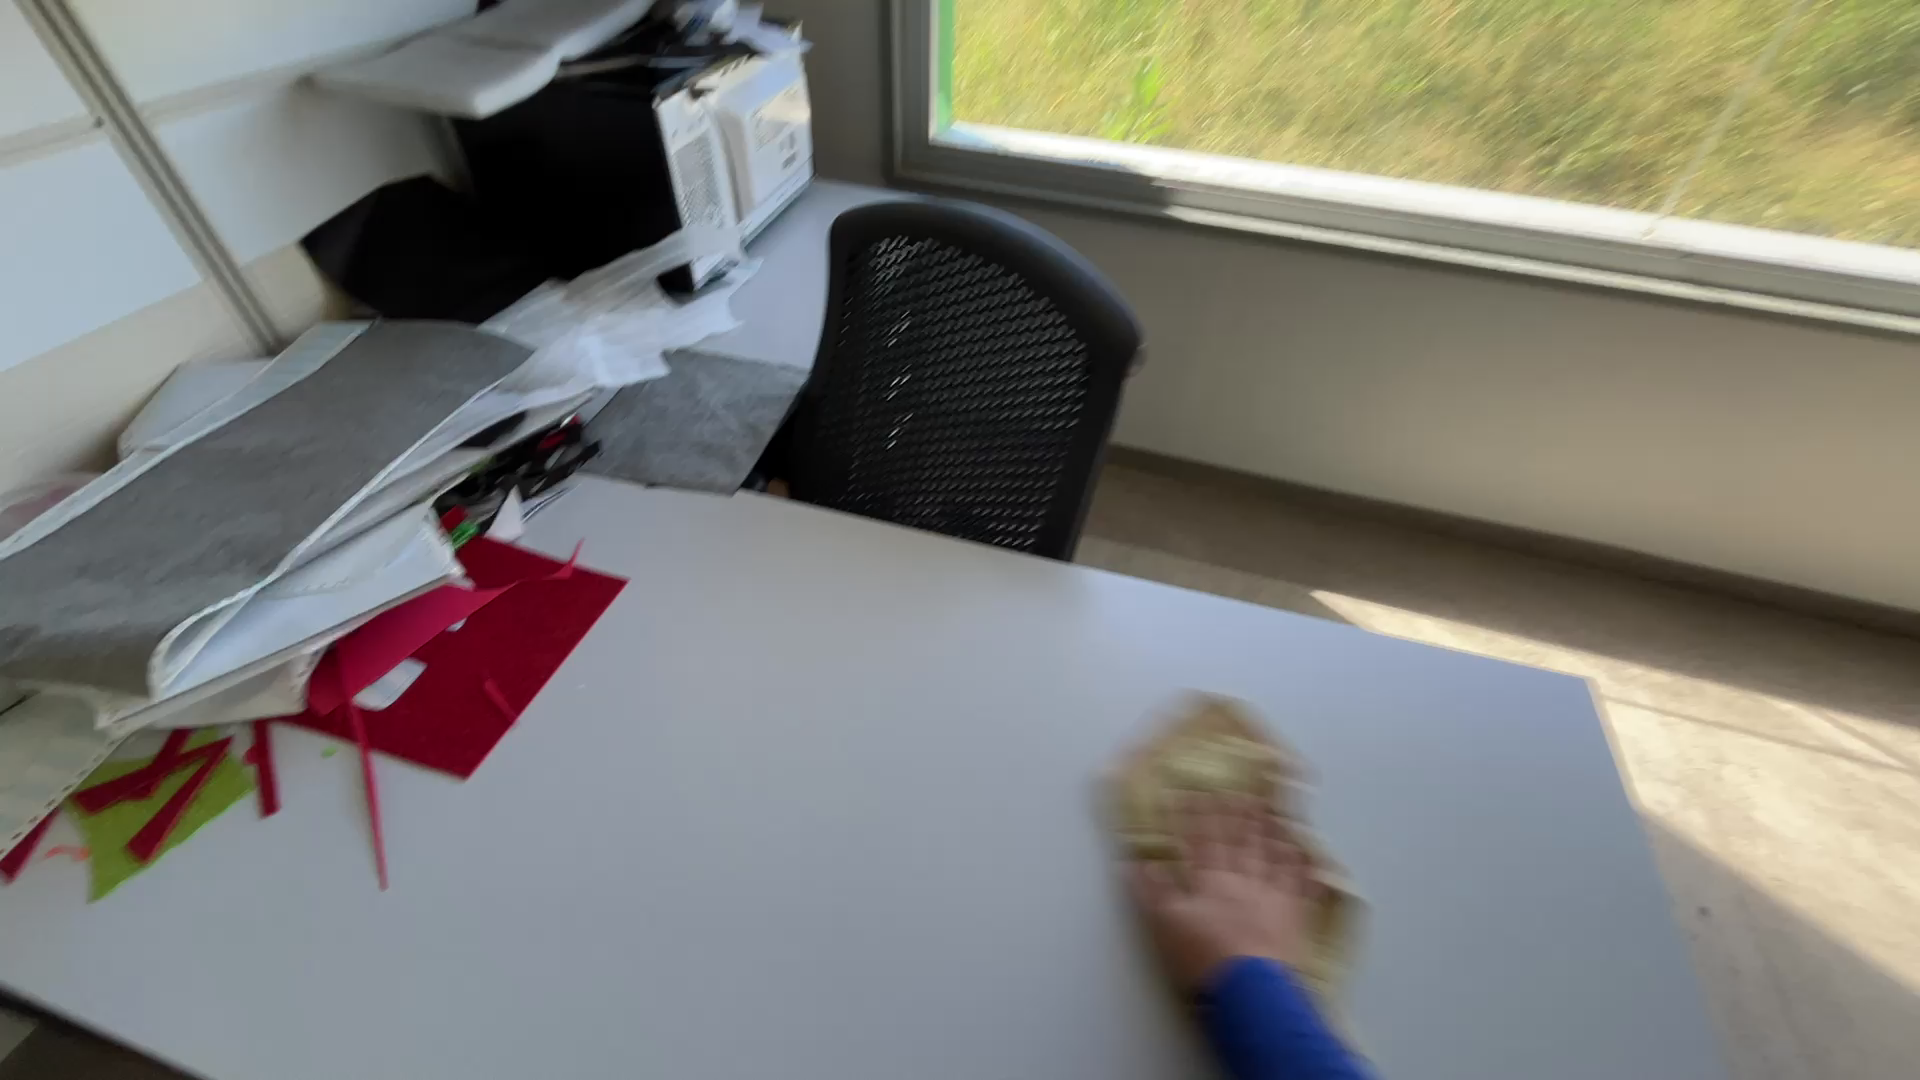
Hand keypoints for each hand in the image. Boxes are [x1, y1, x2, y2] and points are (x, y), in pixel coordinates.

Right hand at [1125, 793, 1313, 991]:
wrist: (1251, 990)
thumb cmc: (1203, 954)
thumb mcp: (1166, 923)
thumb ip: (1152, 889)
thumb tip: (1135, 859)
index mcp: (1209, 879)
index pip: (1200, 839)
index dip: (1196, 814)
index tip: (1194, 791)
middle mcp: (1240, 879)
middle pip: (1238, 841)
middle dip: (1235, 814)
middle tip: (1238, 790)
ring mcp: (1270, 896)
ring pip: (1270, 856)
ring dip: (1270, 832)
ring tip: (1271, 811)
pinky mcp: (1293, 918)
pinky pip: (1301, 888)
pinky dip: (1305, 871)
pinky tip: (1309, 856)